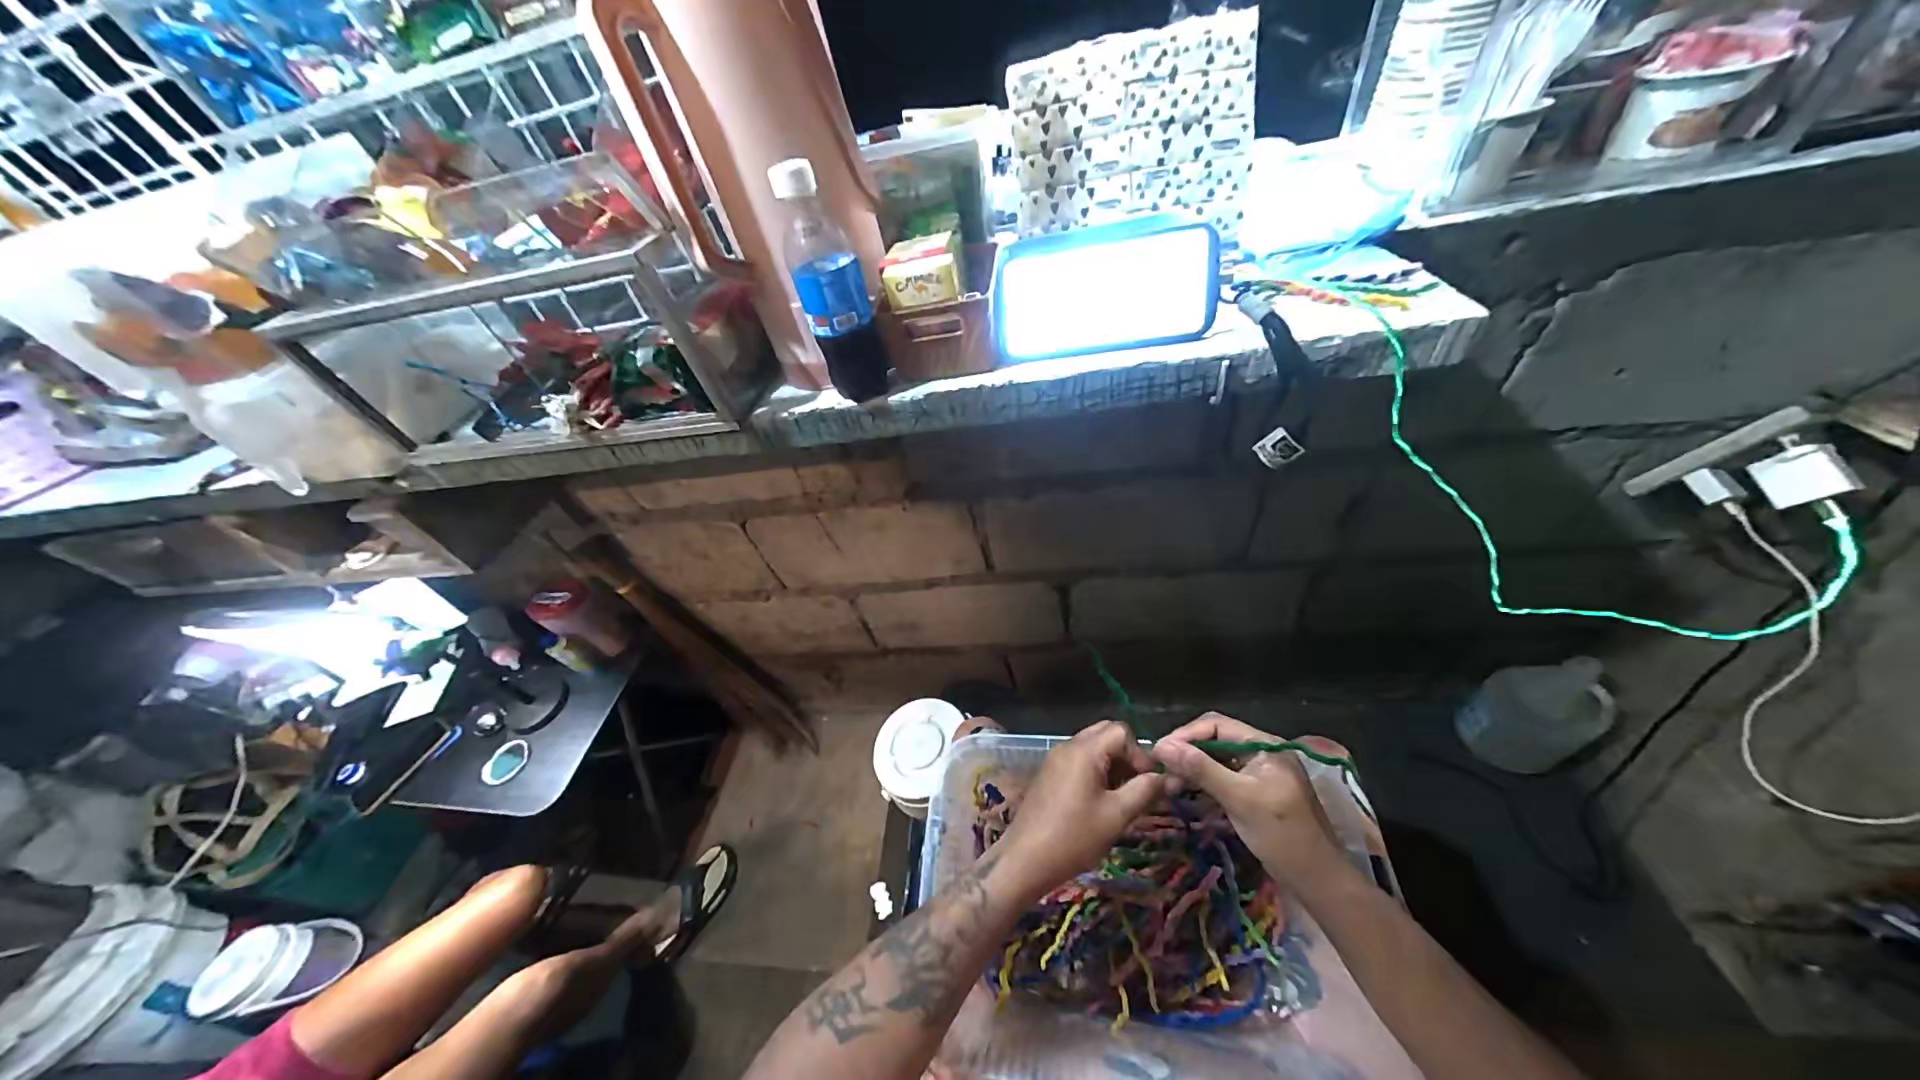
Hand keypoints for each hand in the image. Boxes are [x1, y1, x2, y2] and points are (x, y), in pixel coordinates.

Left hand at [993, 720, 1167, 900]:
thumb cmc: (1074, 837)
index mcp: (1084, 750)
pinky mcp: (1049, 775)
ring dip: (1113, 767)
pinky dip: (1096, 774)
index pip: (1122, 732)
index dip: (1141, 755)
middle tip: (1135, 790)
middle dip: (1127, 758)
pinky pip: (1079, 762)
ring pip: (1093, 749)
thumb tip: (1166, 778)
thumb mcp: (1116, 815)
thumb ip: (1144, 791)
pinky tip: (1100, 804)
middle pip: (1106, 735)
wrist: (1025, 859)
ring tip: (1121, 801)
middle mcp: (1068, 747)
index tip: (1147, 786)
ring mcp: (1055, 760)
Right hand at [1151, 712, 1345, 888]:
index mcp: (1265, 746)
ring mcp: (1260, 774)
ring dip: (1192, 770)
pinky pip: (1223, 778)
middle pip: (1215, 740)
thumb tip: (1161, 746)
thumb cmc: (1282, 836)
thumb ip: (1201, 769)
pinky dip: (1204, 784)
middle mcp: (1262, 753)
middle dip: (1186, 753)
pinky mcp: (1256, 793)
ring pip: (1217, 760)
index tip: (1159, 752)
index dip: (1185, 735)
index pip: (1217, 725)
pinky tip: (1186, 794)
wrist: (1319, 882)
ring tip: (1170, 787)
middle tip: (1162, 773)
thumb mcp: (1238, 799)